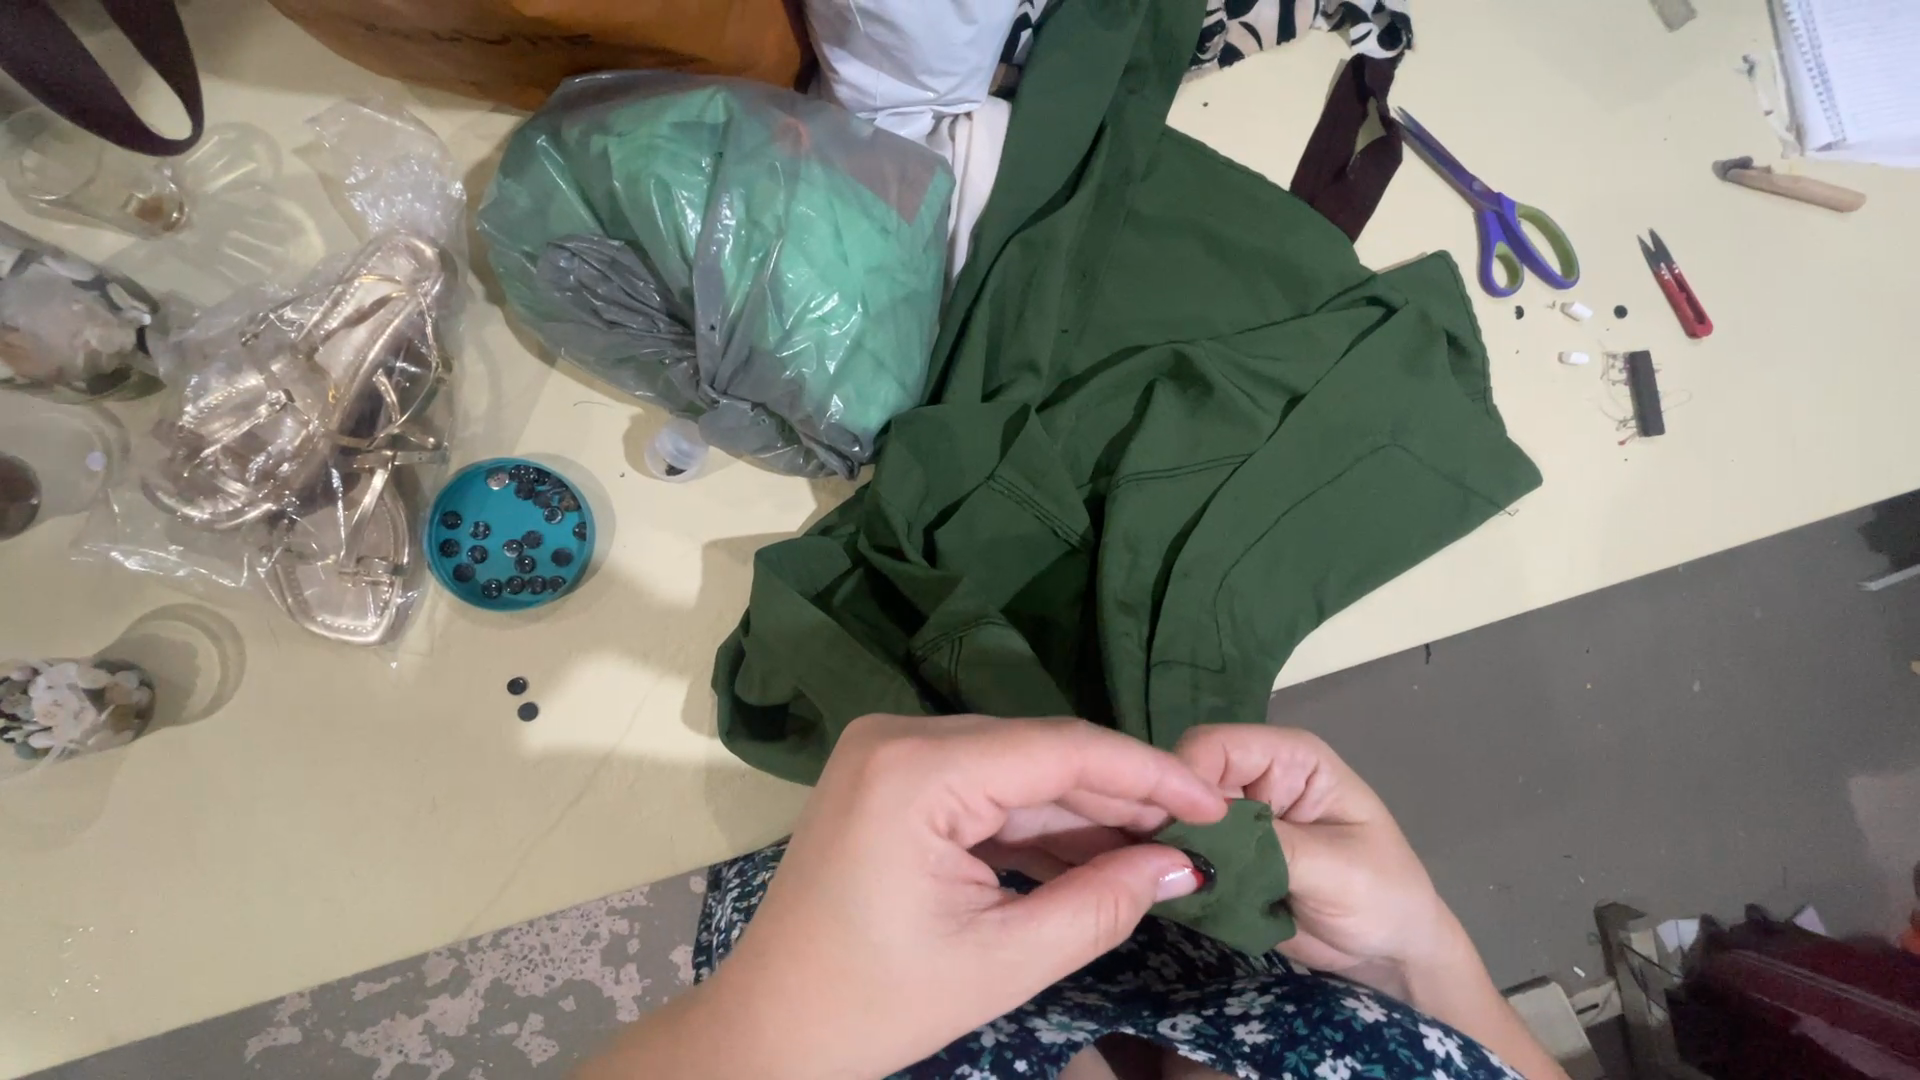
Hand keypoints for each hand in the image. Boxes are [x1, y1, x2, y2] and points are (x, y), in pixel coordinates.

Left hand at [680, 714, 1226, 1079]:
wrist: (769, 1027)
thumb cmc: (876, 1004)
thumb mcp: (1002, 962)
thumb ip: (1101, 903)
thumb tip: (1182, 864)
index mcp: (916, 769)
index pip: (1057, 749)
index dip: (1144, 772)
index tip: (1213, 802)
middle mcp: (900, 734)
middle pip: (1036, 753)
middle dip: (1116, 795)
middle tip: (1194, 831)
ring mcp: (890, 747)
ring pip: (1013, 766)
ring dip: (1080, 808)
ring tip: (1156, 843)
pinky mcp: (892, 771)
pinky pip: (981, 784)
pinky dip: (1033, 818)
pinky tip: (1092, 847)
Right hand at [1172, 725, 1457, 981]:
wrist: (1392, 958)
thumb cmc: (1385, 898)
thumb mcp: (1335, 869)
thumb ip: (1269, 845)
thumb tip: (1199, 833)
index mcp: (1287, 757)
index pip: (1216, 746)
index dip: (1186, 776)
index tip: (1166, 823)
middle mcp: (1253, 776)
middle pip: (1187, 775)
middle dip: (1168, 813)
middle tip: (1154, 856)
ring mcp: (1234, 815)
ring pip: (1177, 813)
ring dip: (1167, 843)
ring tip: (1159, 876)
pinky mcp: (1221, 851)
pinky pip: (1182, 848)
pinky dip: (1173, 867)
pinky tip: (1169, 888)